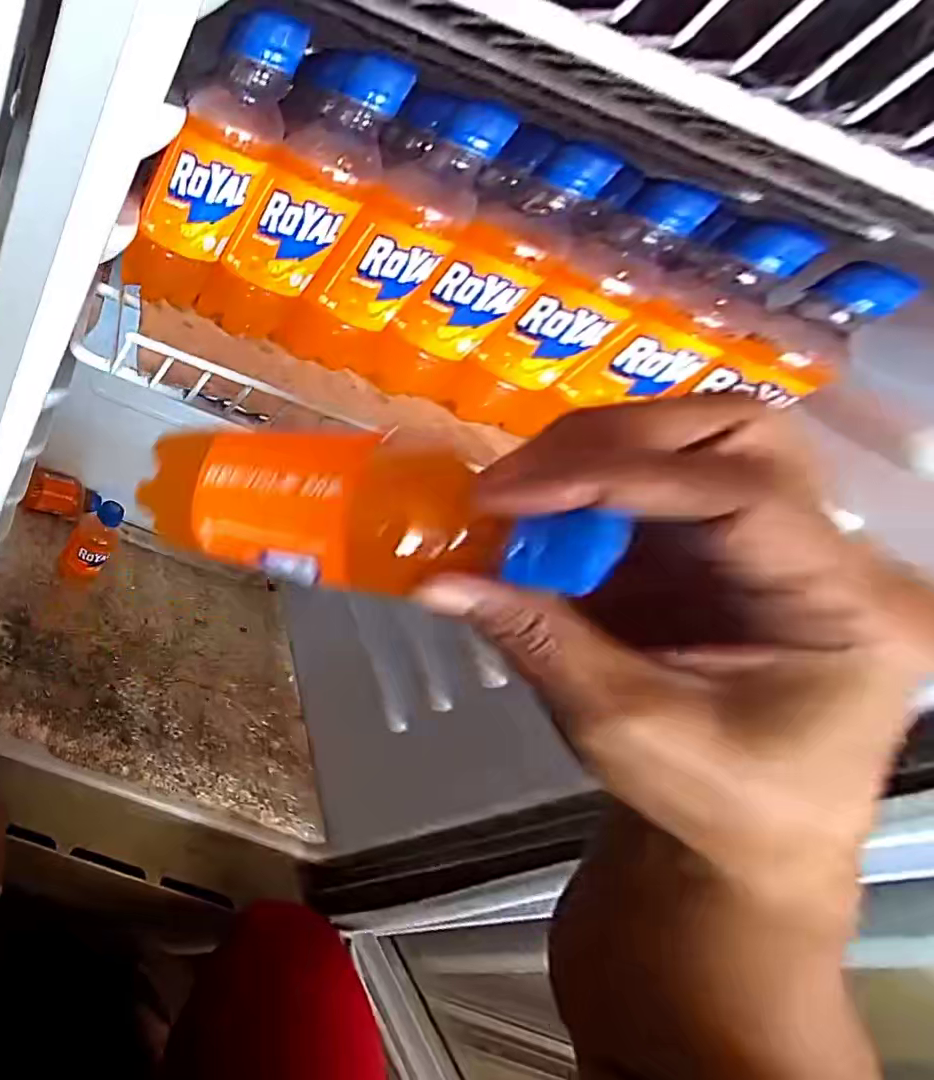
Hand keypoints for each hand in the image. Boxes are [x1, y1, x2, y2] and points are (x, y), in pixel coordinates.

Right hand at [415, 398, 924, 904]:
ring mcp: (760, 546)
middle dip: (611, 440)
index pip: (739, 495)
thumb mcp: (616, 720)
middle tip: (514, 479)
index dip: (612, 479)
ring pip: (692, 442)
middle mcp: (819, 554)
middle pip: (737, 434)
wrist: (739, 831)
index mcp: (841, 603)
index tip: (505, 495)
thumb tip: (432, 582)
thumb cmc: (708, 793)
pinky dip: (570, 487)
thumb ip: (532, 637)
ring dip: (589, 453)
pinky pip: (638, 486)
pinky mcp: (701, 552)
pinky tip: (522, 515)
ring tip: (511, 493)